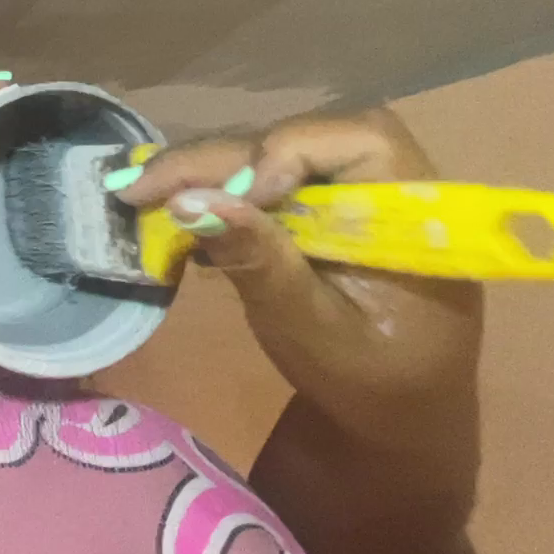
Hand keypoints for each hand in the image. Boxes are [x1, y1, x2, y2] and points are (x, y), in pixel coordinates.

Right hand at [112, 108, 483, 447]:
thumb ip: (258, 262)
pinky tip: (171, 205)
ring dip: (201, 169)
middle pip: (291, 138)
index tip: (237, 199)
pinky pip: (253, 173)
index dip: (289, 151)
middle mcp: (379, 185)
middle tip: (142, 189)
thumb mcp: (311, 330)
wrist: (391, 415)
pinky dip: (208, 185)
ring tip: (142, 194)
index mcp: (411, 214)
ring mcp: (340, 190)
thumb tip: (187, 200)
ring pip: (262, 150)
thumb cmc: (367, 381)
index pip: (358, 140)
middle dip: (215, 161)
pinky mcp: (309, 201)